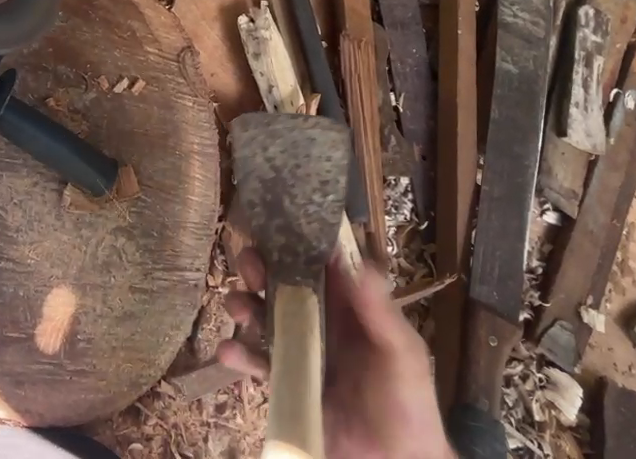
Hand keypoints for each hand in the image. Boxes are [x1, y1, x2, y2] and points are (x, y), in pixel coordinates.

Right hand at [217, 250, 451, 458]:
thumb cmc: (407, 407)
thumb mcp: (402, 354)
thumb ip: (378, 310)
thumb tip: (350, 258)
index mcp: (350, 310)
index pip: (319, 267)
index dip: (297, 245)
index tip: (275, 228)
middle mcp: (320, 324)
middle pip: (283, 286)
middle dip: (260, 270)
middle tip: (247, 264)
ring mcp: (300, 353)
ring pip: (263, 318)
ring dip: (244, 305)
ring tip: (235, 305)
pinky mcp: (284, 383)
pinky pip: (256, 363)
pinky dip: (238, 355)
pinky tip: (228, 352)